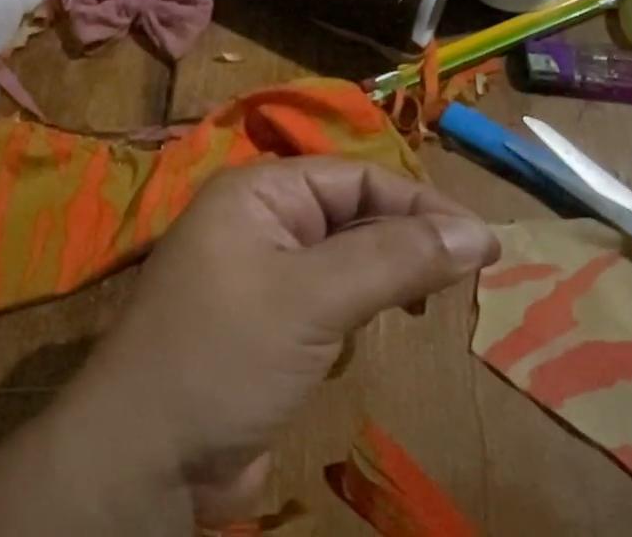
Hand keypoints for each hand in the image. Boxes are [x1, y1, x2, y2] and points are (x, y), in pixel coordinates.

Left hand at [78, 158, 500, 506]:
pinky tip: (382, 327)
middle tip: (468, 276)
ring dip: (388, 275)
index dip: (421, 203)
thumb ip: (394, 258)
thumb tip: (479, 231)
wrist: (147, 454)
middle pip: (352, 214)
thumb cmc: (225, 355)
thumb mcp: (313, 298)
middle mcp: (258, 223)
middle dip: (408, 239)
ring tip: (429, 301)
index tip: (484, 243)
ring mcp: (261, 275)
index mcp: (257, 193)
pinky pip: (328, 300)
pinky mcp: (268, 325)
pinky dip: (361, 309)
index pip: (356, 177)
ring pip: (345, 258)